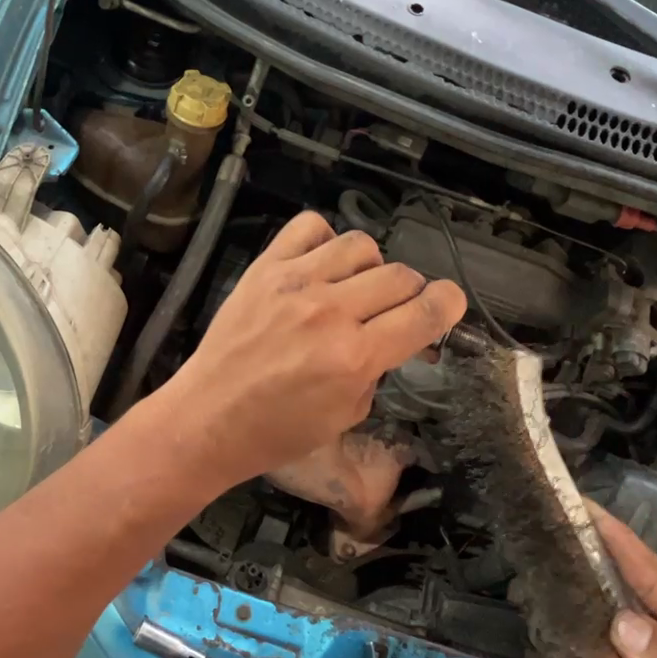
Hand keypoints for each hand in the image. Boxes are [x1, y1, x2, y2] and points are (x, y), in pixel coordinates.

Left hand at [139, 211, 465, 489]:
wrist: (208, 418)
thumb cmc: (277, 431)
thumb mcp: (346, 414)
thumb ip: (378, 369)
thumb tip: (395, 337)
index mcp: (355, 357)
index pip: (425, 312)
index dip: (449, 304)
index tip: (448, 304)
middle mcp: (330, 312)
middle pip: (400, 276)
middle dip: (410, 294)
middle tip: (392, 312)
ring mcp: (295, 283)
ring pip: (361, 245)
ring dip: (370, 267)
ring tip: (353, 288)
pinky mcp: (265, 267)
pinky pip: (310, 226)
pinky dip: (325, 240)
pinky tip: (320, 265)